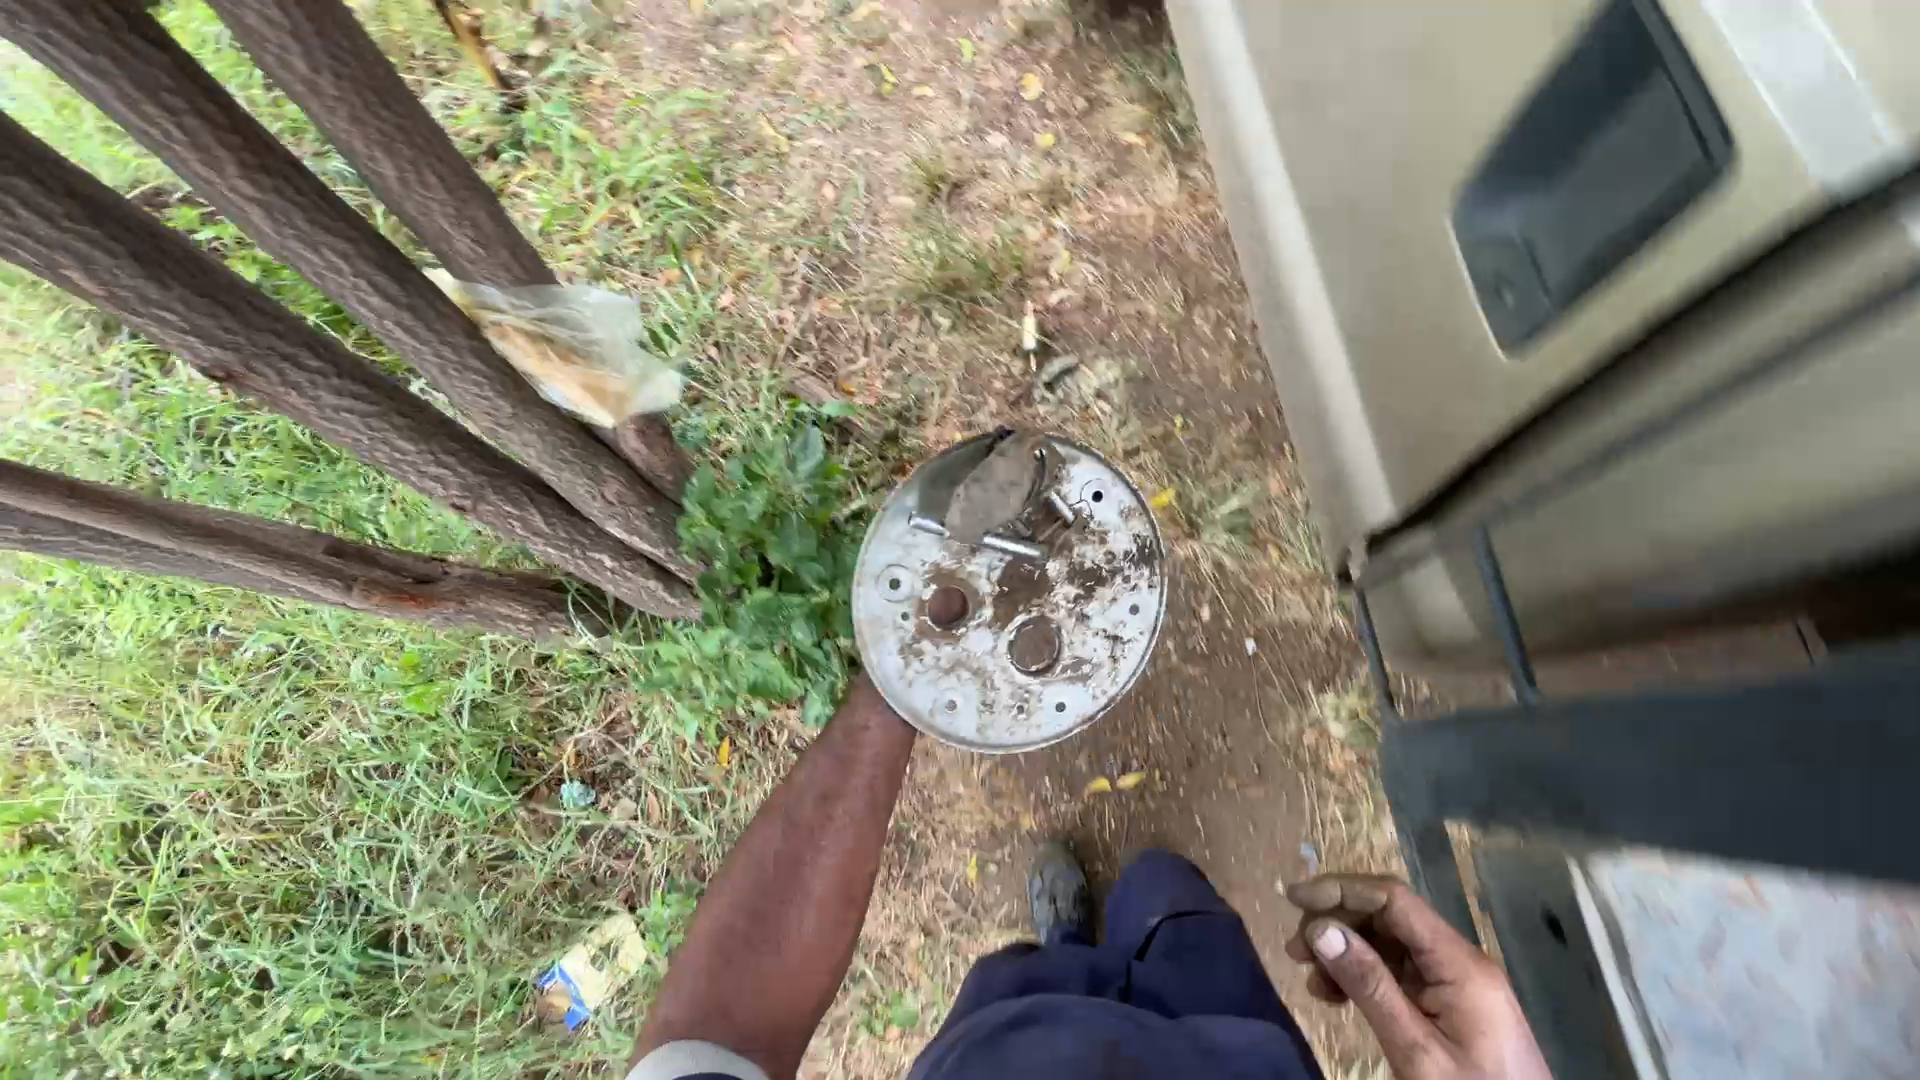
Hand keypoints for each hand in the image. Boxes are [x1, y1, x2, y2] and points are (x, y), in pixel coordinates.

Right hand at [1284, 874, 1550, 1079]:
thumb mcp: (1416, 1051)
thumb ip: (1370, 986)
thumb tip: (1320, 928)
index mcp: (1460, 963)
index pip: (1393, 898)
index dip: (1340, 889)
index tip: (1294, 899)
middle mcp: (1459, 961)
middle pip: (1387, 916)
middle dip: (1336, 923)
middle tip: (1295, 950)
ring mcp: (1455, 983)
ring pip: (1387, 942)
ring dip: (1343, 952)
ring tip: (1310, 978)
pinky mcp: (1448, 1005)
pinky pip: (1396, 972)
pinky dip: (1360, 976)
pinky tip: (1335, 996)